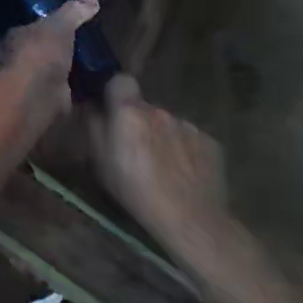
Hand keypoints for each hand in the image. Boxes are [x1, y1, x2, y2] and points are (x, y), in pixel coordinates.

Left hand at [0, 0, 98, 116]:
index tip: (69, 21)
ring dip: (74, 67)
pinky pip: (71, 87)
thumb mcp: (60, 24)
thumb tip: (93, 0)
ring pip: (58, 68)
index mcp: (19, 35)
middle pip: (46, 47)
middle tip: (89, 41)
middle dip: (62, 46)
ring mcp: (37, 78)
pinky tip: (100, 81)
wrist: (40, 92)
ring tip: (99, 59)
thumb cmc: (42, 51)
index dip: (49, 22)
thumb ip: (74, 12)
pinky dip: (83, 86)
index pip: (34, 24)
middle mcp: (24, 56)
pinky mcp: (53, 97)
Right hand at [89, 75, 229, 248]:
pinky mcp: (211, 142)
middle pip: (144, 107)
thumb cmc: (137, 192)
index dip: (116, 92)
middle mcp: (160, 110)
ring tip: (163, 166)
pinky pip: (190, 138)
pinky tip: (185, 173)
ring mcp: (188, 125)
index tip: (112, 111)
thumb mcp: (100, 162)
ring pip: (168, 124)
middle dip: (139, 122)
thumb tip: (91, 105)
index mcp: (129, 111)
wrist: (192, 222)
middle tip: (136, 149)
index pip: (121, 80)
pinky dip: (185, 150)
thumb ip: (93, 126)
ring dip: (162, 136)